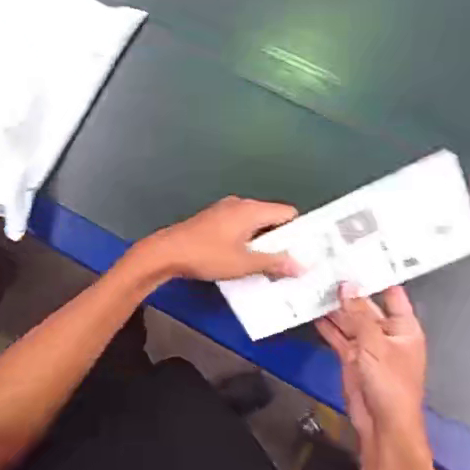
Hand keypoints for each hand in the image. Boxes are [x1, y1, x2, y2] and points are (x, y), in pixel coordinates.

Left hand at [134, 196, 300, 281]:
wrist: (166, 252)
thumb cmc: (207, 255)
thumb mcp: (244, 264)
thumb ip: (274, 263)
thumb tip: (301, 266)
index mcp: (252, 210)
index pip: (288, 213)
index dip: (299, 231)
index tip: (303, 251)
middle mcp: (240, 204)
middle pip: (272, 217)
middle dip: (281, 239)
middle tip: (288, 263)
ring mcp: (224, 210)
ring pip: (254, 223)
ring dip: (262, 242)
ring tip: (267, 265)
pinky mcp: (212, 219)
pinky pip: (239, 226)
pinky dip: (246, 240)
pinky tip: (243, 259)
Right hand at [318, 285, 428, 454]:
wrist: (383, 425)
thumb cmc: (391, 385)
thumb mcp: (375, 344)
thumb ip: (358, 314)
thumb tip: (348, 286)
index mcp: (404, 327)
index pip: (392, 294)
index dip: (376, 277)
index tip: (357, 258)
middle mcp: (387, 334)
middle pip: (366, 307)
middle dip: (348, 292)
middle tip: (327, 272)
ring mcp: (369, 347)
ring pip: (350, 322)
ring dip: (335, 309)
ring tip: (316, 288)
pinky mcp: (353, 359)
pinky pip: (340, 338)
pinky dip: (328, 328)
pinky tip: (315, 314)